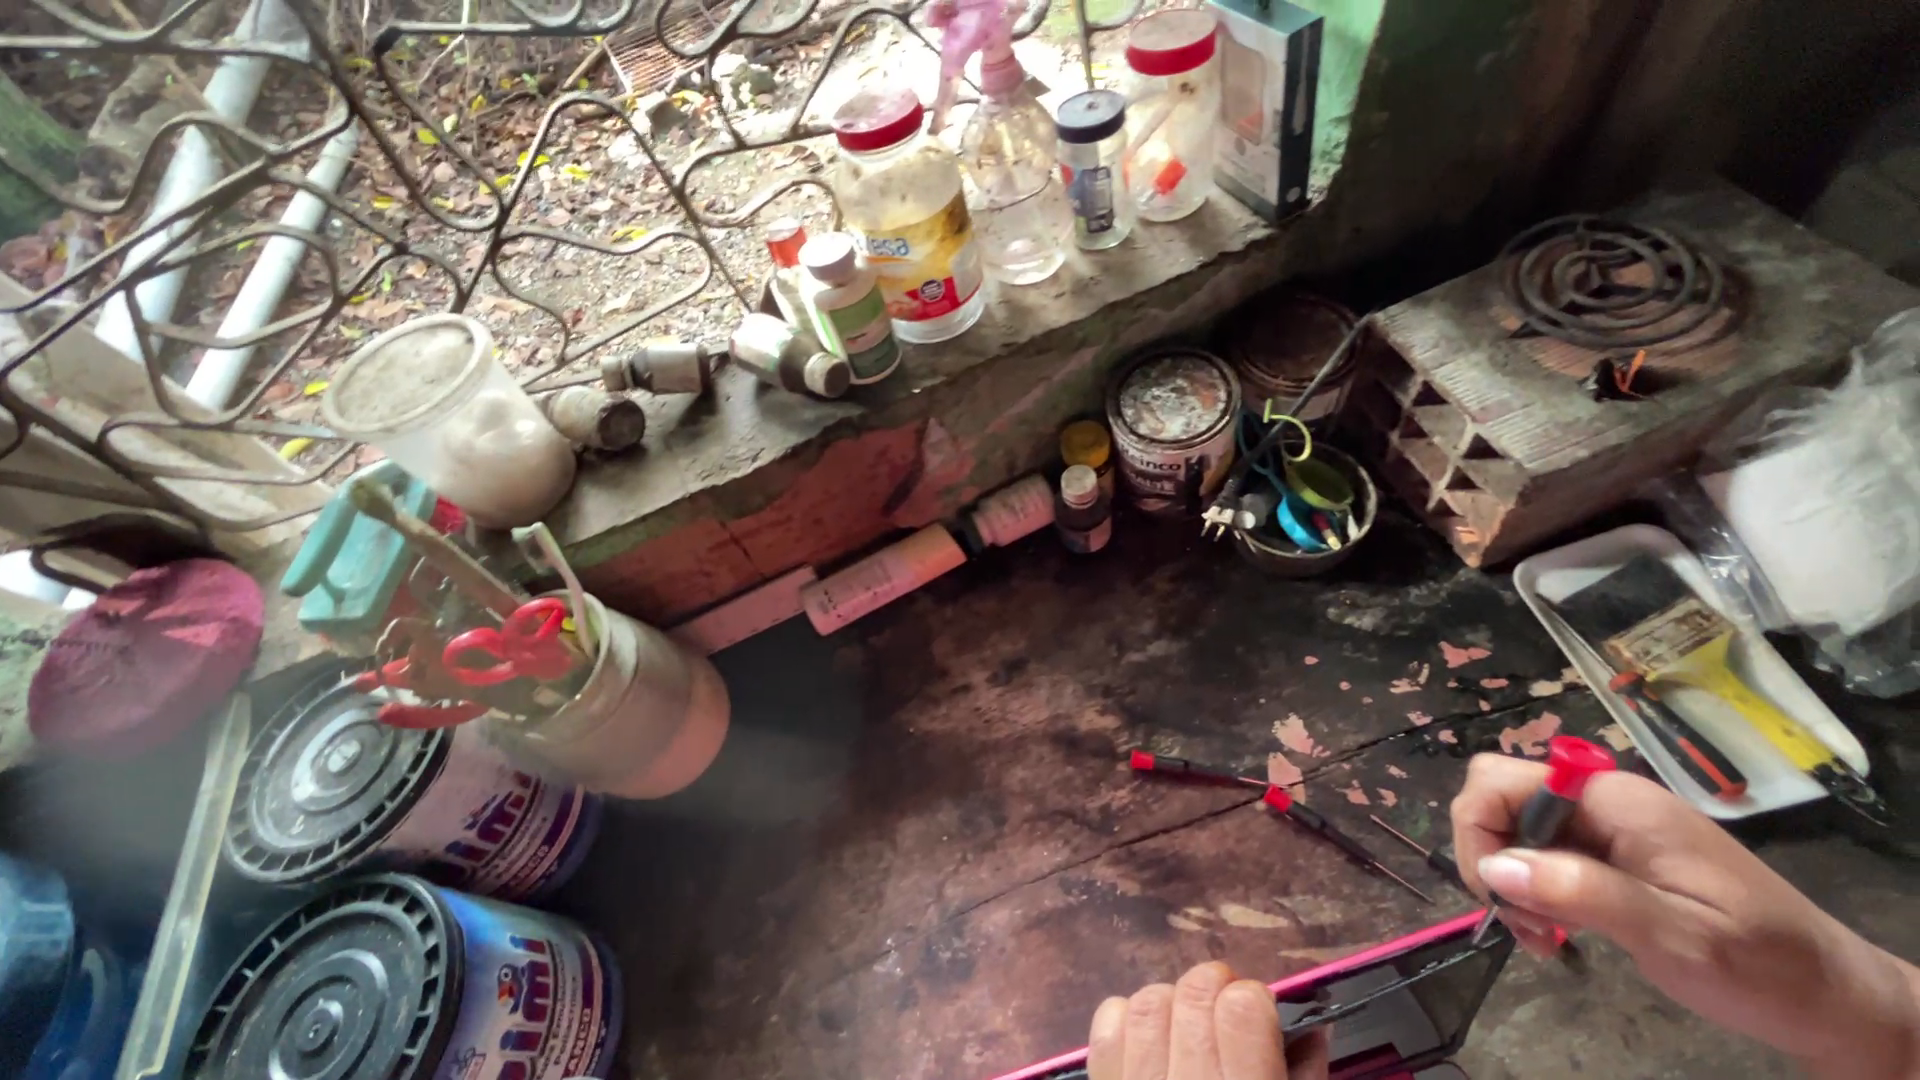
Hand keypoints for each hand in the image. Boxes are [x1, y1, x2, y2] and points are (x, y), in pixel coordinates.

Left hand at [1087, 961, 1328, 1079]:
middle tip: (1227, 1007)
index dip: (1253, 998)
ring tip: (1190, 1023)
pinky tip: (1152, 1037)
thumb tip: (1312, 1022)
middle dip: (1213, 988)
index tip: (1259, 1007)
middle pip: (1192, 998)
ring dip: (1173, 1000)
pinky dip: (1129, 1017)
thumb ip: (1306, 1076)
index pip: (1241, 1013)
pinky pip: (1107, 1028)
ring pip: (1148, 1004)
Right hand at [1452, 753, 1919, 1078]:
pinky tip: (1554, 929)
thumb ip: (1584, 892)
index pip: (1500, 780)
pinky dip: (1531, 890)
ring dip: (1509, 880)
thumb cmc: (1763, 965)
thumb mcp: (1676, 935)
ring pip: (1510, 828)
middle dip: (1488, 855)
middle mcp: (1599, 800)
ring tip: (1541, 935)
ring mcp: (1603, 825)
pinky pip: (1538, 853)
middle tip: (1517, 916)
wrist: (1836, 999)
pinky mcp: (1606, 854)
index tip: (1498, 895)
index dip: (1479, 830)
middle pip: (1497, 798)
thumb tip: (1496, 867)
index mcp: (1612, 799)